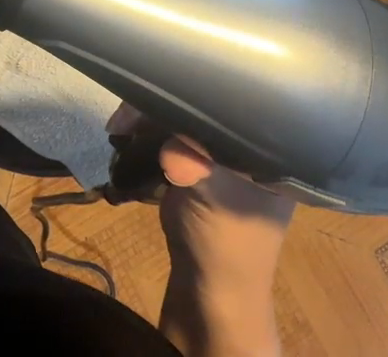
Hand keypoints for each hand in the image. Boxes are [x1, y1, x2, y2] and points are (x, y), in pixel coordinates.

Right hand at [109, 105, 290, 354]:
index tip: (152, 93)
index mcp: (269, 150)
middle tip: (123, 119)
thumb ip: (190, 153)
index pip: (230, 103)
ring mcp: (221, 161)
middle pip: (200, 111)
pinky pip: (170, 141)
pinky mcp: (197, 172)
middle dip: (158, 109)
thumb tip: (158, 122)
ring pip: (180, 124)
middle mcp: (248, 149)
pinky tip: (127, 139)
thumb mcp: (210, 190)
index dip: (191, 92)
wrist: (210, 294)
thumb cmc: (223, 243)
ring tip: (119, 129)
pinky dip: (147, 138)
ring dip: (147, 124)